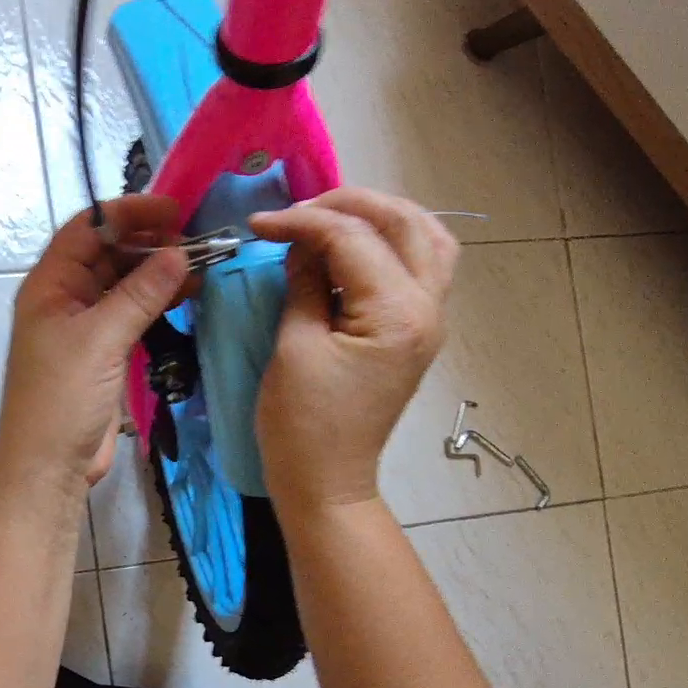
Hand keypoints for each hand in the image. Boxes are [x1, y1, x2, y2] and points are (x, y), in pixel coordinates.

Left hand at [0, 195, 192, 492]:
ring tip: (200, 267)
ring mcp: (83, 329)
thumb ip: (140, 294)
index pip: (86, 229)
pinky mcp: (102, 355)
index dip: (127, 213)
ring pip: (123, 285)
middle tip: (196, 242)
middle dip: (148, 243)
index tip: (173, 211)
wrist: (49, 467)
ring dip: (157, 273)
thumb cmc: (62, 399)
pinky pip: (131, 315)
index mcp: (48, 286)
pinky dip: (156, 303)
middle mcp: (64, 300)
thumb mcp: (100, 340)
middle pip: (107, 254)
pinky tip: (187, 295)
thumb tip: (180, 254)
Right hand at [248, 188, 458, 511]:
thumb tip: (300, 244)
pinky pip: (420, 267)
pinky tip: (352, 250)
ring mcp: (429, 320)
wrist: (326, 482)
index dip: (302, 221)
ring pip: (426, 238)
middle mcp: (427, 307)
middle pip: (404, 222)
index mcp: (396, 313)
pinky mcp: (416, 332)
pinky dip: (390, 244)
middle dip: (349, 204)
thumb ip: (302, 284)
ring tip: (331, 219)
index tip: (258, 224)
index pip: (352, 238)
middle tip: (298, 211)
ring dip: (381, 217)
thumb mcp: (293, 348)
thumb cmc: (301, 426)